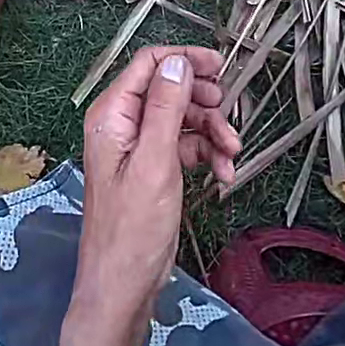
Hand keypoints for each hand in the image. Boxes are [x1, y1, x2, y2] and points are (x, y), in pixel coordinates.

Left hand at [76, 46, 238, 312]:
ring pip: (183, 117)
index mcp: (112, 113)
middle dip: (204, 102)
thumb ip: (165, 109)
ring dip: (211, 132)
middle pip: (170, 89)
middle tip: (228, 117)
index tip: (220, 67)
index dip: (185, 60)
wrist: (124, 285)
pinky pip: (185, 144)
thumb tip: (177, 63)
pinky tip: (224, 173)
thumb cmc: (133, 228)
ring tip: (232, 154)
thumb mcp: (154, 162)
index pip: (150, 65)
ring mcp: (139, 144)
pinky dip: (207, 153)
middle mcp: (123, 122)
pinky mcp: (154, 165)